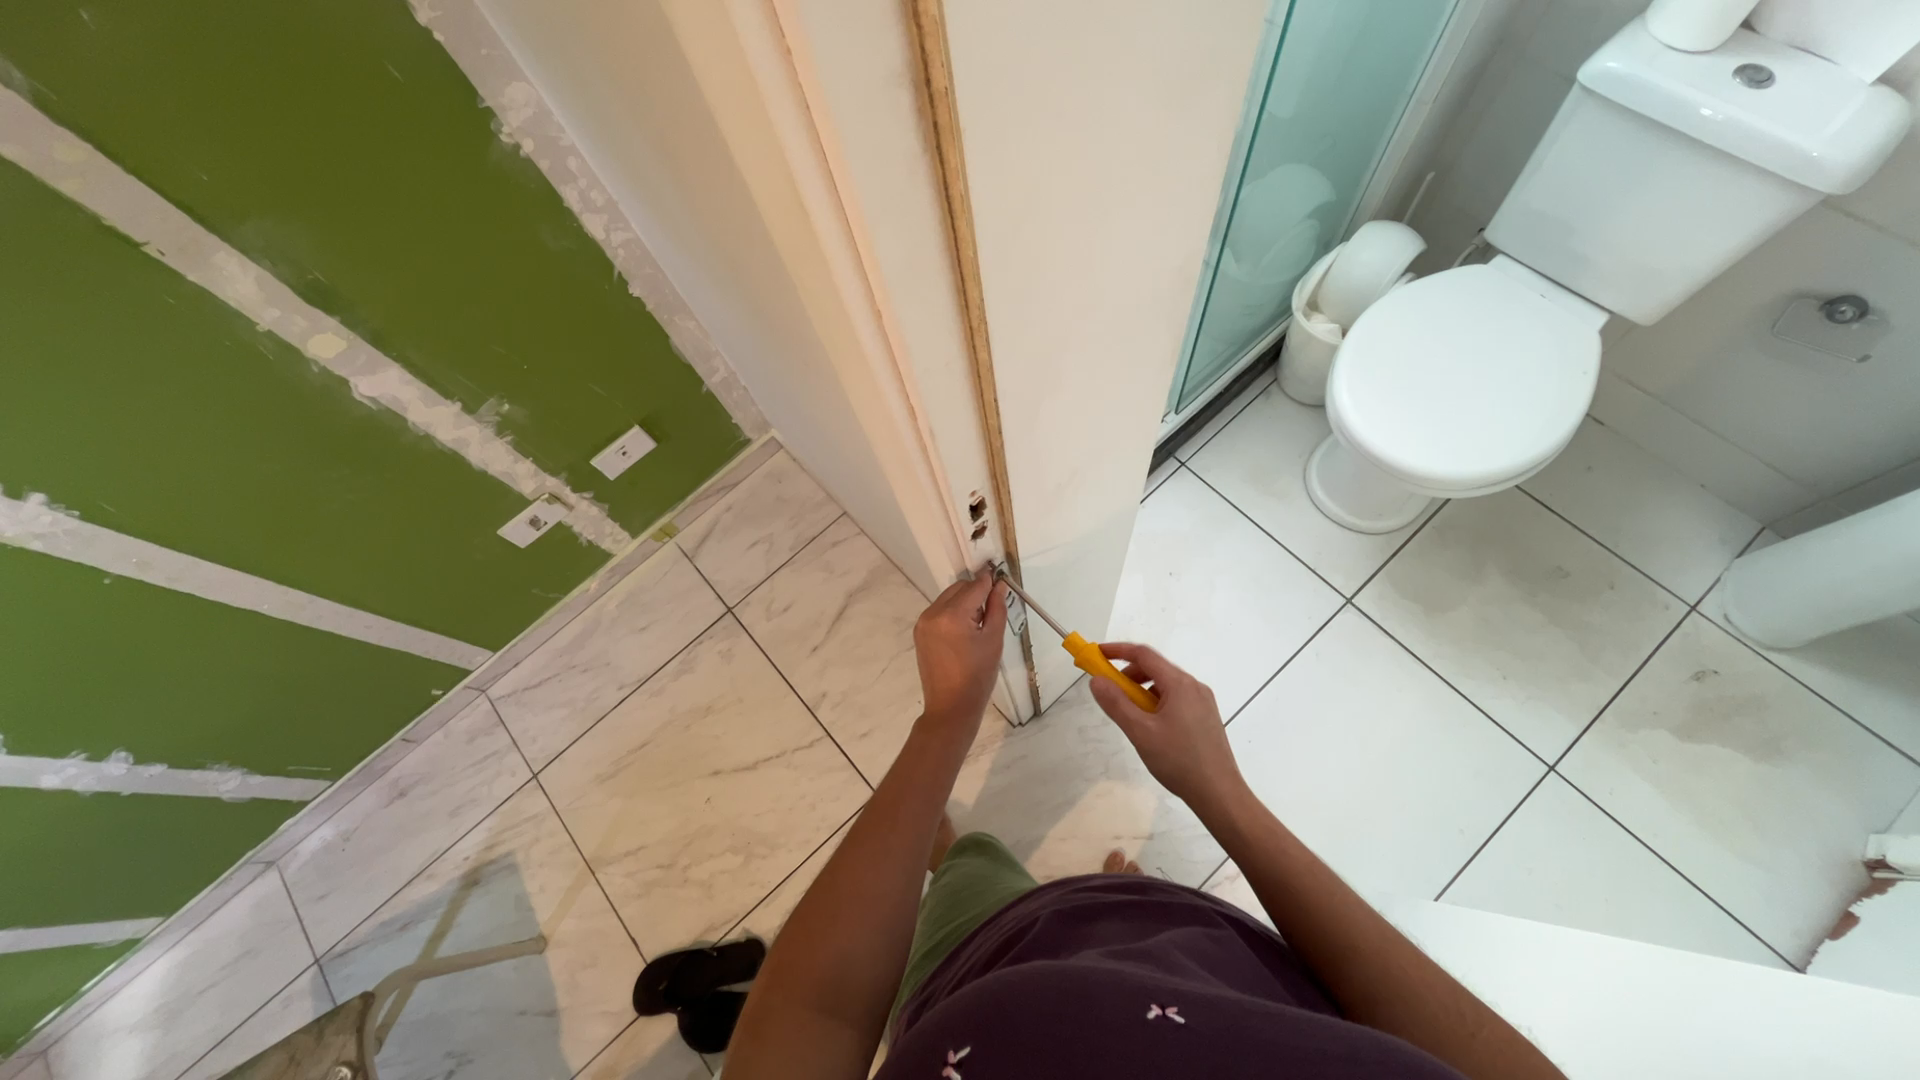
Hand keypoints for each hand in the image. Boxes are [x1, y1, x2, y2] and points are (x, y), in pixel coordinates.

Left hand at [914, 566, 1007, 725]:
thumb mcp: (993, 640)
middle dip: (976, 593)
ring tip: (977, 627)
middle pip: (959, 588)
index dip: (990, 581)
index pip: (974, 586)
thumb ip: (997, 608)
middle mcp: (932, 614)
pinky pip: (939, 611)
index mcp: (952, 616)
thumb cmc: (978, 677)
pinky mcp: (920, 632)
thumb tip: (999, 586)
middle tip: (991, 612)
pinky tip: (964, 633)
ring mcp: (923, 623)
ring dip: (964, 602)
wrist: (951, 707)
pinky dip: (953, 613)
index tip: (1001, 579)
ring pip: (948, 598)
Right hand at [1090, 644, 1246, 812]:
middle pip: (1156, 668)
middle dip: (1129, 675)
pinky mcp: (1206, 717)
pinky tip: (1152, 728)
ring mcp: (1203, 701)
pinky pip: (1176, 699)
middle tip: (1110, 693)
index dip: (1117, 651)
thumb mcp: (1140, 732)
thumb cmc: (1178, 760)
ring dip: (1142, 691)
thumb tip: (1096, 680)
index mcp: (1179, 684)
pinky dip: (1157, 702)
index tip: (1095, 654)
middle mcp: (1194, 686)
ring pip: (1166, 685)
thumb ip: (1116, 703)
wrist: (1219, 793)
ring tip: (1131, 717)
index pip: (1144, 654)